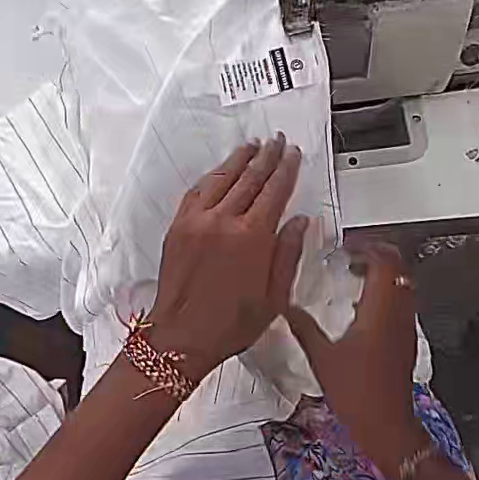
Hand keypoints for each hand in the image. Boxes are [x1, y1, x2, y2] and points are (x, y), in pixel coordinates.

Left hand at [146, 136, 308, 376]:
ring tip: (251, 147)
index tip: (293, 156)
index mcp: (252, 238)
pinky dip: (211, 176)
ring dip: (239, 160)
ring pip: (222, 178)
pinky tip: (219, 171)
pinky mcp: (178, 227)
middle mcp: (223, 222)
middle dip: (266, 157)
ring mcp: (197, 222)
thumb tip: (300, 223)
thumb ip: (288, 254)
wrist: (182, 337)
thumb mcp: (275, 296)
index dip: (286, 170)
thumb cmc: (228, 324)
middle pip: (250, 178)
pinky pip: (197, 191)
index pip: (274, 191)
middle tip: (277, 143)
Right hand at [286, 244, 425, 470]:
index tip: (343, 246)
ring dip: (381, 271)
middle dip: (375, 252)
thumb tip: (286, 307)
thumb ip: (304, 327)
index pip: (383, 259)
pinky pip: (401, 300)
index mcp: (380, 308)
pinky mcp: (407, 337)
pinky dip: (385, 290)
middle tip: (350, 253)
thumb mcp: (322, 357)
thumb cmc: (355, 391)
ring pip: (402, 281)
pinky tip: (361, 305)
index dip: (365, 245)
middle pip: (398, 265)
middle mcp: (399, 310)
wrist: (386, 423)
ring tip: (353, 273)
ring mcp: (407, 324)